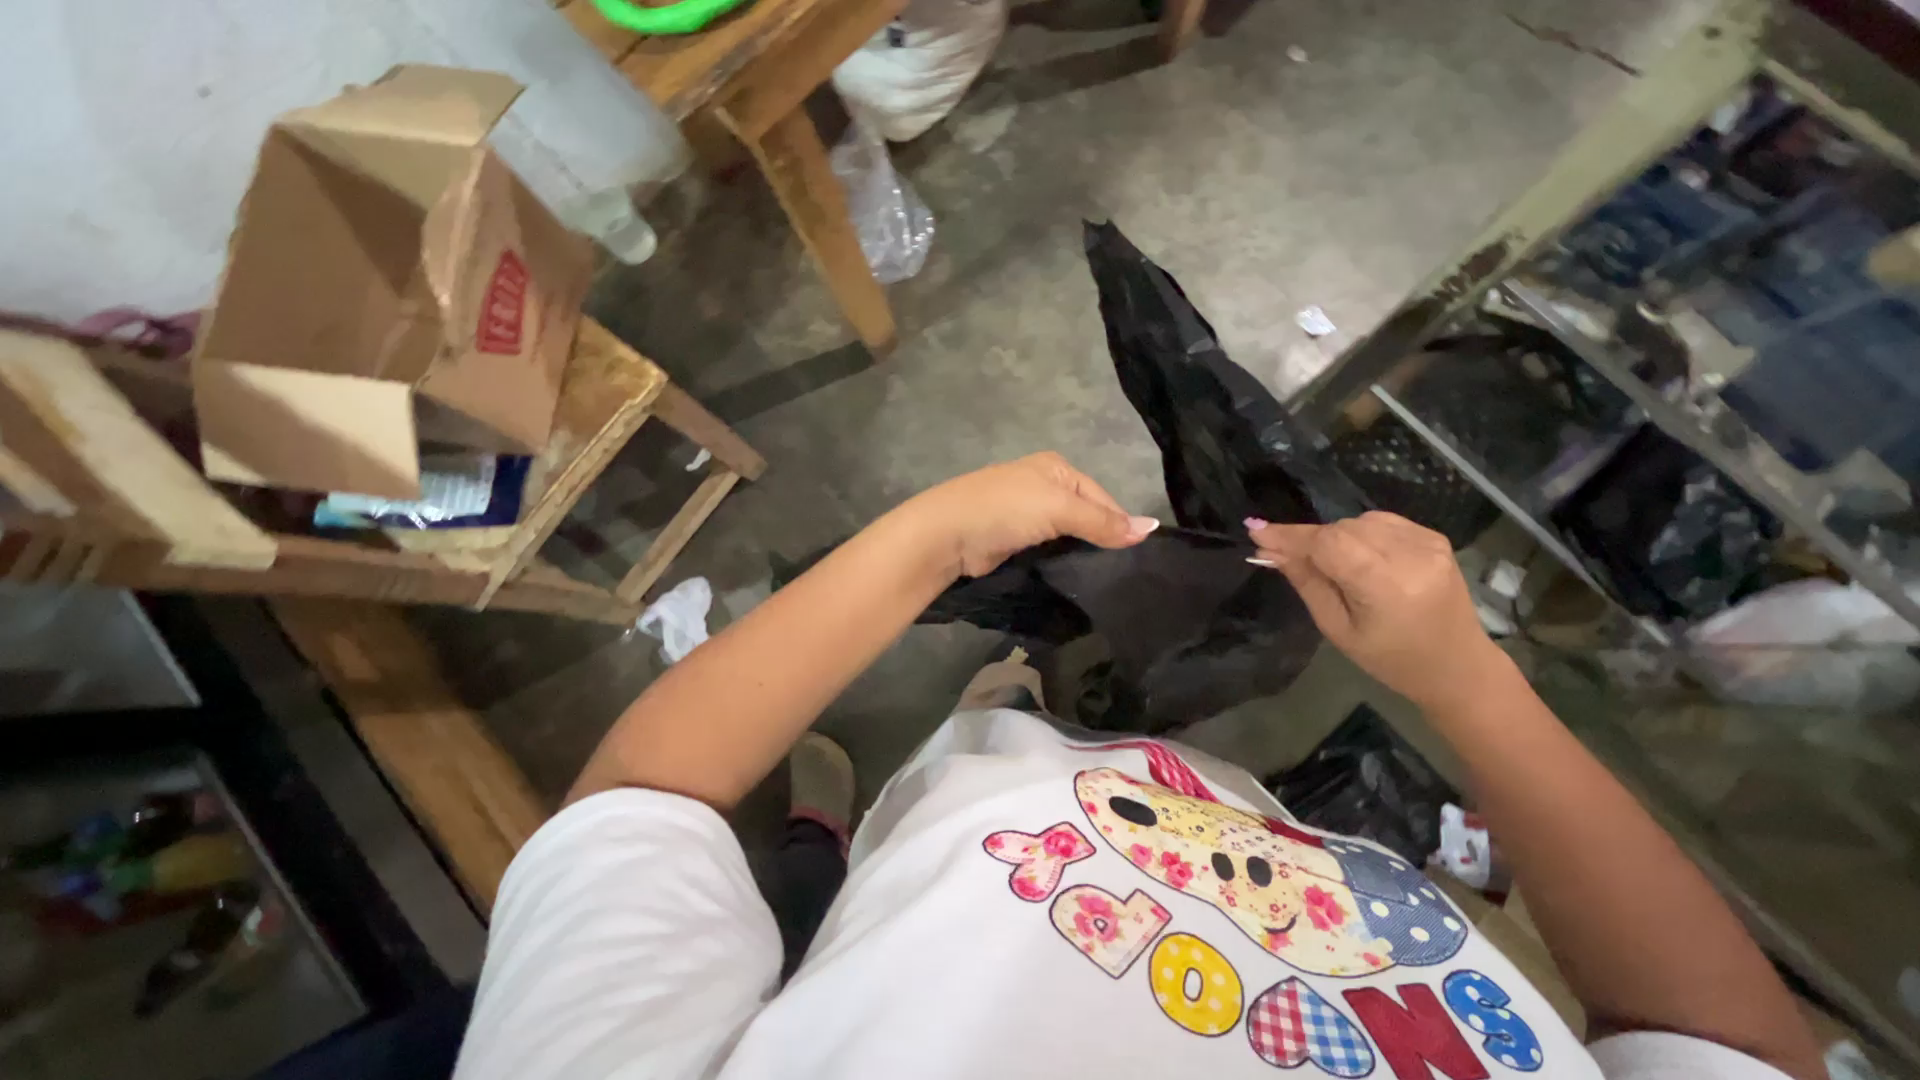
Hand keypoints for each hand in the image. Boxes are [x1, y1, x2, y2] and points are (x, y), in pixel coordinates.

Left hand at [900, 453, 1158, 577]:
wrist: (946, 534)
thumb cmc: (1005, 509)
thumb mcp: (1059, 509)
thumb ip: (1102, 521)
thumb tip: (1151, 529)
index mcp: (1056, 468)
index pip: (1102, 496)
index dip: (1119, 523)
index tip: (1138, 555)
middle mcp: (1044, 486)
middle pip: (1087, 515)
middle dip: (1103, 539)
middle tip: (1126, 572)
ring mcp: (1027, 514)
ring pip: (1069, 535)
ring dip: (1083, 553)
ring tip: (1108, 579)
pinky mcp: (1015, 540)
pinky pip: (1050, 550)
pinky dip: (1062, 561)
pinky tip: (1077, 578)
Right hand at [1247, 511, 1509, 711]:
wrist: (1457, 666)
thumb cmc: (1391, 660)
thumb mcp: (1338, 629)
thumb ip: (1307, 583)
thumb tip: (1270, 550)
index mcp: (1387, 586)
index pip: (1329, 544)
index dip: (1291, 536)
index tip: (1255, 531)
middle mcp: (1411, 556)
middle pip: (1342, 528)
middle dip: (1311, 539)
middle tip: (1285, 556)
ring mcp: (1428, 543)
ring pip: (1360, 521)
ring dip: (1336, 536)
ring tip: (1332, 566)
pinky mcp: (1435, 538)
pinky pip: (1383, 522)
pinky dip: (1361, 533)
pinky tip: (1361, 558)